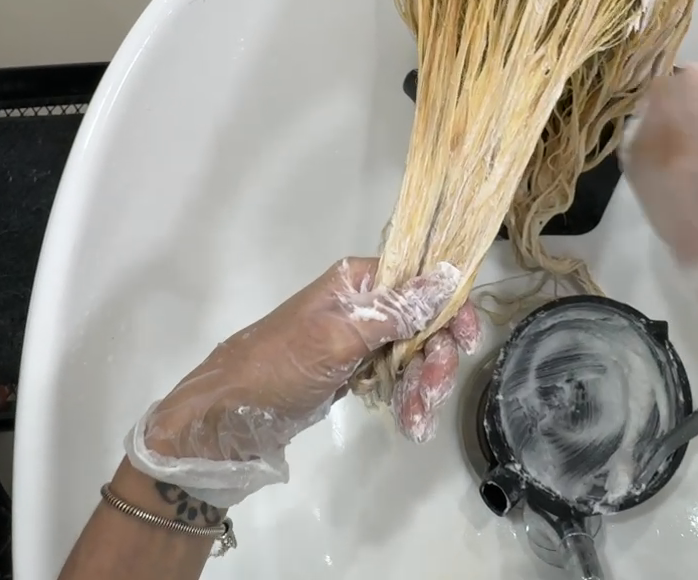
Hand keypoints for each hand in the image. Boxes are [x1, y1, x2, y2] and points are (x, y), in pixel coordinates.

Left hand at [125, 257, 481, 505]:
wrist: (230, 415)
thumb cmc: (282, 364)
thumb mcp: (341, 336)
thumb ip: (397, 309)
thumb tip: (448, 275)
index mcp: (359, 280)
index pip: (421, 279)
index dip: (450, 306)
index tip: (467, 339)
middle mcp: (365, 302)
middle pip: (424, 320)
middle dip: (436, 356)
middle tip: (434, 389)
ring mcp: (361, 337)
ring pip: (415, 352)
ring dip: (424, 383)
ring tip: (417, 418)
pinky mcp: (356, 368)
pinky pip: (396, 377)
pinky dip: (407, 398)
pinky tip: (410, 422)